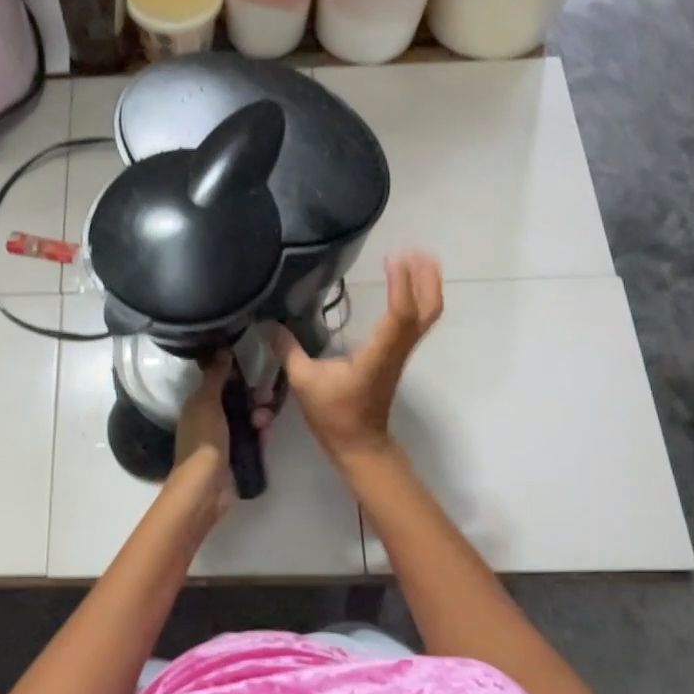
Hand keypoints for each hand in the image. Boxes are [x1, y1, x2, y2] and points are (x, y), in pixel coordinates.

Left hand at [173, 357, 273, 523]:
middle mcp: (210, 420)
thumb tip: (221, 350)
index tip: (254, 369)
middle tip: (266, 397)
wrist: (206, 486)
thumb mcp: (207, 402)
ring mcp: (223, 440)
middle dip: (253, 397)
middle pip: (237, 401)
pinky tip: (266, 434)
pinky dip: (261, 435)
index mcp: (198, 405)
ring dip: (258, 416)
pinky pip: (253, 439)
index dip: (236, 375)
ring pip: (247, 420)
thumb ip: (214, 376)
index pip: (219, 383)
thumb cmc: (204, 439)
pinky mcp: (237, 457)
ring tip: (263, 421)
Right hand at [273, 252, 443, 461]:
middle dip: (425, 278)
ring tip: (417, 259)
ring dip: (426, 286)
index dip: (401, 285)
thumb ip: (287, 350)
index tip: (394, 257)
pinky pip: (417, 322)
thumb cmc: (334, 415)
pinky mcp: (398, 356)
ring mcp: (401, 353)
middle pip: (426, 310)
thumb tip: (267, 323)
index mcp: (378, 354)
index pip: (399, 315)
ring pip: (426, 315)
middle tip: (415, 249)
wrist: (359, 444)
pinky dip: (417, 299)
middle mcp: (396, 350)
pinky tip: (406, 286)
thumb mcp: (304, 382)